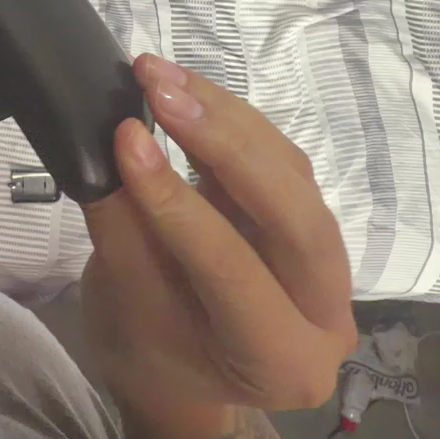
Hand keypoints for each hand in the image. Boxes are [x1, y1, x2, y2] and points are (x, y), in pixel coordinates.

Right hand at [80, 56, 355, 428]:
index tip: (124, 136)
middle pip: (295, 219)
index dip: (176, 200)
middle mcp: (325, 316)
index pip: (233, 271)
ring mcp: (326, 269)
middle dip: (225, 145)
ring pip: (292, 178)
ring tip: (160, 75)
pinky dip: (228, 119)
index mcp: (279, 361)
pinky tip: (183, 89)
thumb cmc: (141, 342)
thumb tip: (113, 140)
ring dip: (225, 117)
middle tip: (160, 91)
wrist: (171, 363)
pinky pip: (278, 161)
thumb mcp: (119, 291)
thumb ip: (121, 218)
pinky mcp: (304, 222)